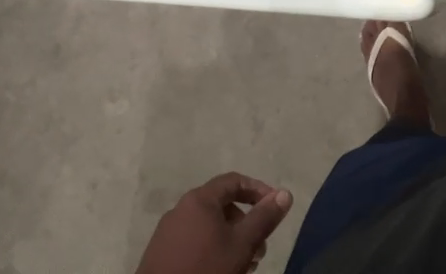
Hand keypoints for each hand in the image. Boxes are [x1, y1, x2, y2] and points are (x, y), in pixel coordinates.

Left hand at [137, 173, 292, 273]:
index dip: (259, 190)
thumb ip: (265, 217)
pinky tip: (222, 269)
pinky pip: (194, 241)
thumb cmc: (205, 268)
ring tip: (245, 263)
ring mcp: (167, 233)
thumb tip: (285, 193)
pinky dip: (212, 249)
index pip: (234, 181)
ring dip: (231, 239)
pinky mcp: (160, 254)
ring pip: (209, 227)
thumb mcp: (242, 244)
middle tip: (261, 247)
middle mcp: (180, 209)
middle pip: (222, 205)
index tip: (275, 208)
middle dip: (246, 223)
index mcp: (199, 200)